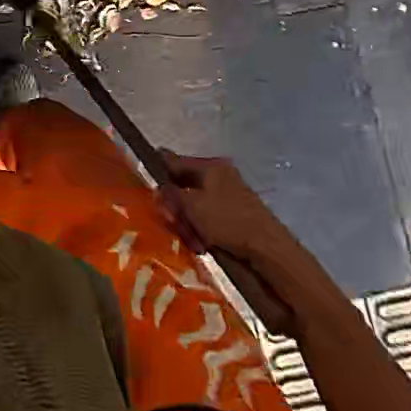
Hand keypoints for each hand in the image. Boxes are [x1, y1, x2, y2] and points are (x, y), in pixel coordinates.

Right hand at [159, 152, 300, 267]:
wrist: (267, 248)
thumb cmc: (227, 220)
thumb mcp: (192, 205)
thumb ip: (172, 193)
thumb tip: (160, 182)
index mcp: (212, 167)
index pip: (177, 161)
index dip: (159, 168)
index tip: (143, 175)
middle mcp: (221, 177)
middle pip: (186, 186)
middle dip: (176, 205)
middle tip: (171, 220)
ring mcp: (230, 196)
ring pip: (196, 206)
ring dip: (188, 221)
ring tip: (190, 238)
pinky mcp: (235, 216)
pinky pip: (209, 219)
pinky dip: (202, 230)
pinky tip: (201, 244)